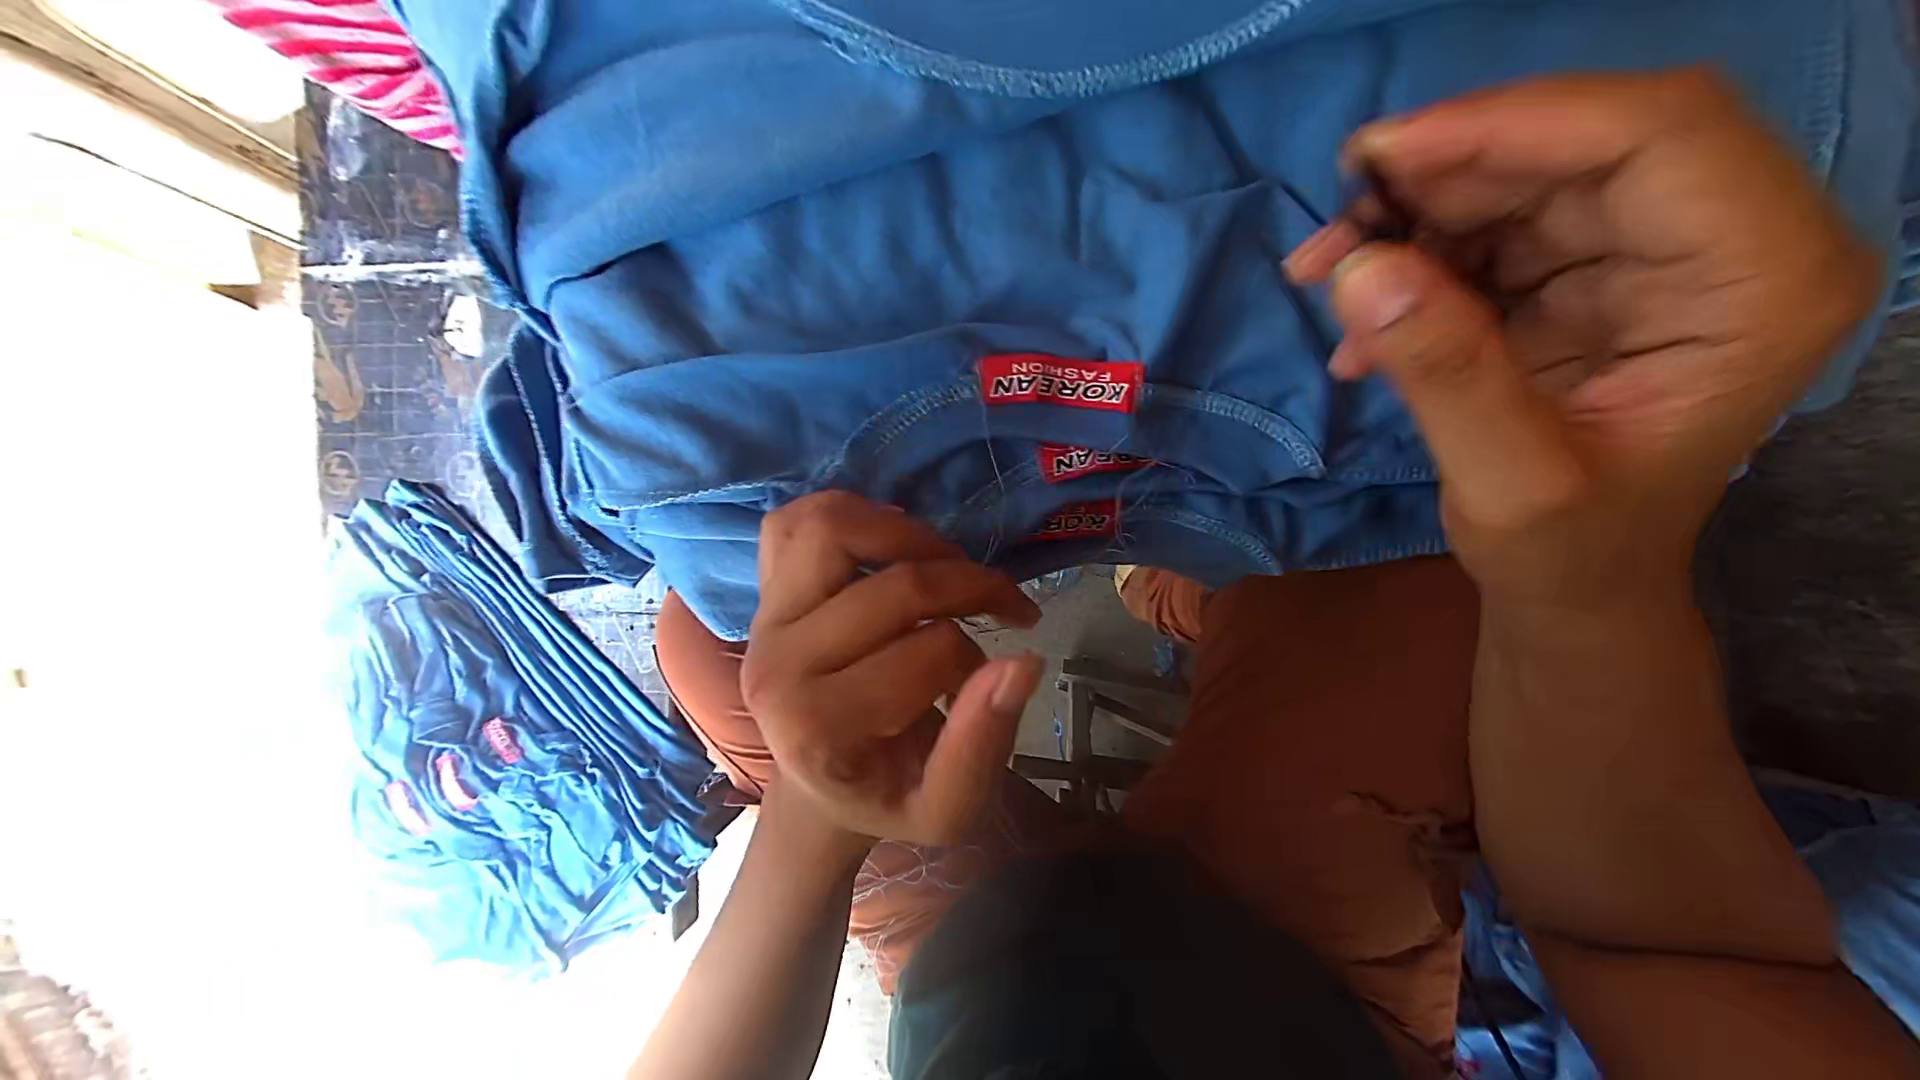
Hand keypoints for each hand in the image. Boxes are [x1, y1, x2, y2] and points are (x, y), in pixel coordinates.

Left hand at [741, 492, 1043, 846]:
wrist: (819, 784)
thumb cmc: (884, 794)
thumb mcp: (946, 808)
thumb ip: (982, 746)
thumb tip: (1024, 664)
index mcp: (816, 725)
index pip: (931, 650)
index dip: (978, 659)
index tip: (993, 677)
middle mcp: (777, 662)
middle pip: (896, 586)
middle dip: (971, 585)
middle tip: (1002, 601)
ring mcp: (763, 618)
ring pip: (835, 530)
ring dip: (911, 533)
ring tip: (947, 564)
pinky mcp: (762, 589)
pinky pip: (794, 520)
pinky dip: (850, 513)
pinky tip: (890, 545)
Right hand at [1286, 70, 1878, 613]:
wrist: (1569, 581)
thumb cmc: (1563, 547)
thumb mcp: (1506, 479)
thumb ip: (1444, 372)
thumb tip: (1358, 271)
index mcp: (1754, 282)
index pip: (1653, 136)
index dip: (1510, 125)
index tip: (1380, 158)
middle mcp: (1717, 246)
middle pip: (1573, 151)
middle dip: (1437, 180)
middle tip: (1330, 232)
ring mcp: (1642, 261)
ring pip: (1516, 187)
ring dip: (1406, 224)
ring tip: (1320, 275)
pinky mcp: (1576, 283)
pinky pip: (1483, 240)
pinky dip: (1406, 269)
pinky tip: (1359, 329)